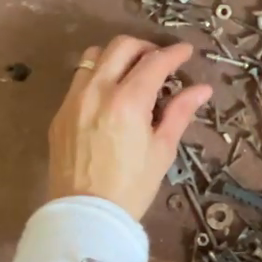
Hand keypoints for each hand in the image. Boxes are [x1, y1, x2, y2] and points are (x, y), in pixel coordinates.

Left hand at [48, 36, 211, 219]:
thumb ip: (180, 113)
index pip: (154, 62)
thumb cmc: (132, 187)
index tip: (186, 52)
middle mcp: (97, 91)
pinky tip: (109, 97)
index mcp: (128, 101)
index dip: (174, 53)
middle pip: (121, 47)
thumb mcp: (162, 150)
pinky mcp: (59, 114)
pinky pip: (79, 81)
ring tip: (131, 74)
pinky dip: (98, 78)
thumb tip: (201, 89)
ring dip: (117, 57)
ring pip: (94, 57)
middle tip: (160, 61)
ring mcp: (73, 100)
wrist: (86, 215)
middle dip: (145, 47)